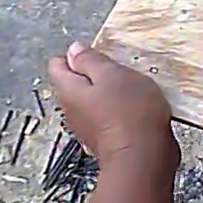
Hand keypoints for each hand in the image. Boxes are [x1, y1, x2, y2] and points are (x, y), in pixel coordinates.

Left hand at [48, 42, 178, 168]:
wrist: (143, 153)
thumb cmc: (131, 110)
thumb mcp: (115, 75)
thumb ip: (91, 61)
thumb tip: (73, 49)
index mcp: (68, 89)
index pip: (58, 63)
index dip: (80, 57)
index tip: (107, 61)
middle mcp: (69, 107)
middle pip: (75, 83)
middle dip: (96, 76)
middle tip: (124, 76)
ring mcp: (84, 125)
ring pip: (91, 100)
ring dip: (108, 94)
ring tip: (133, 94)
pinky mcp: (102, 137)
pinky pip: (104, 116)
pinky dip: (116, 111)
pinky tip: (135, 113)